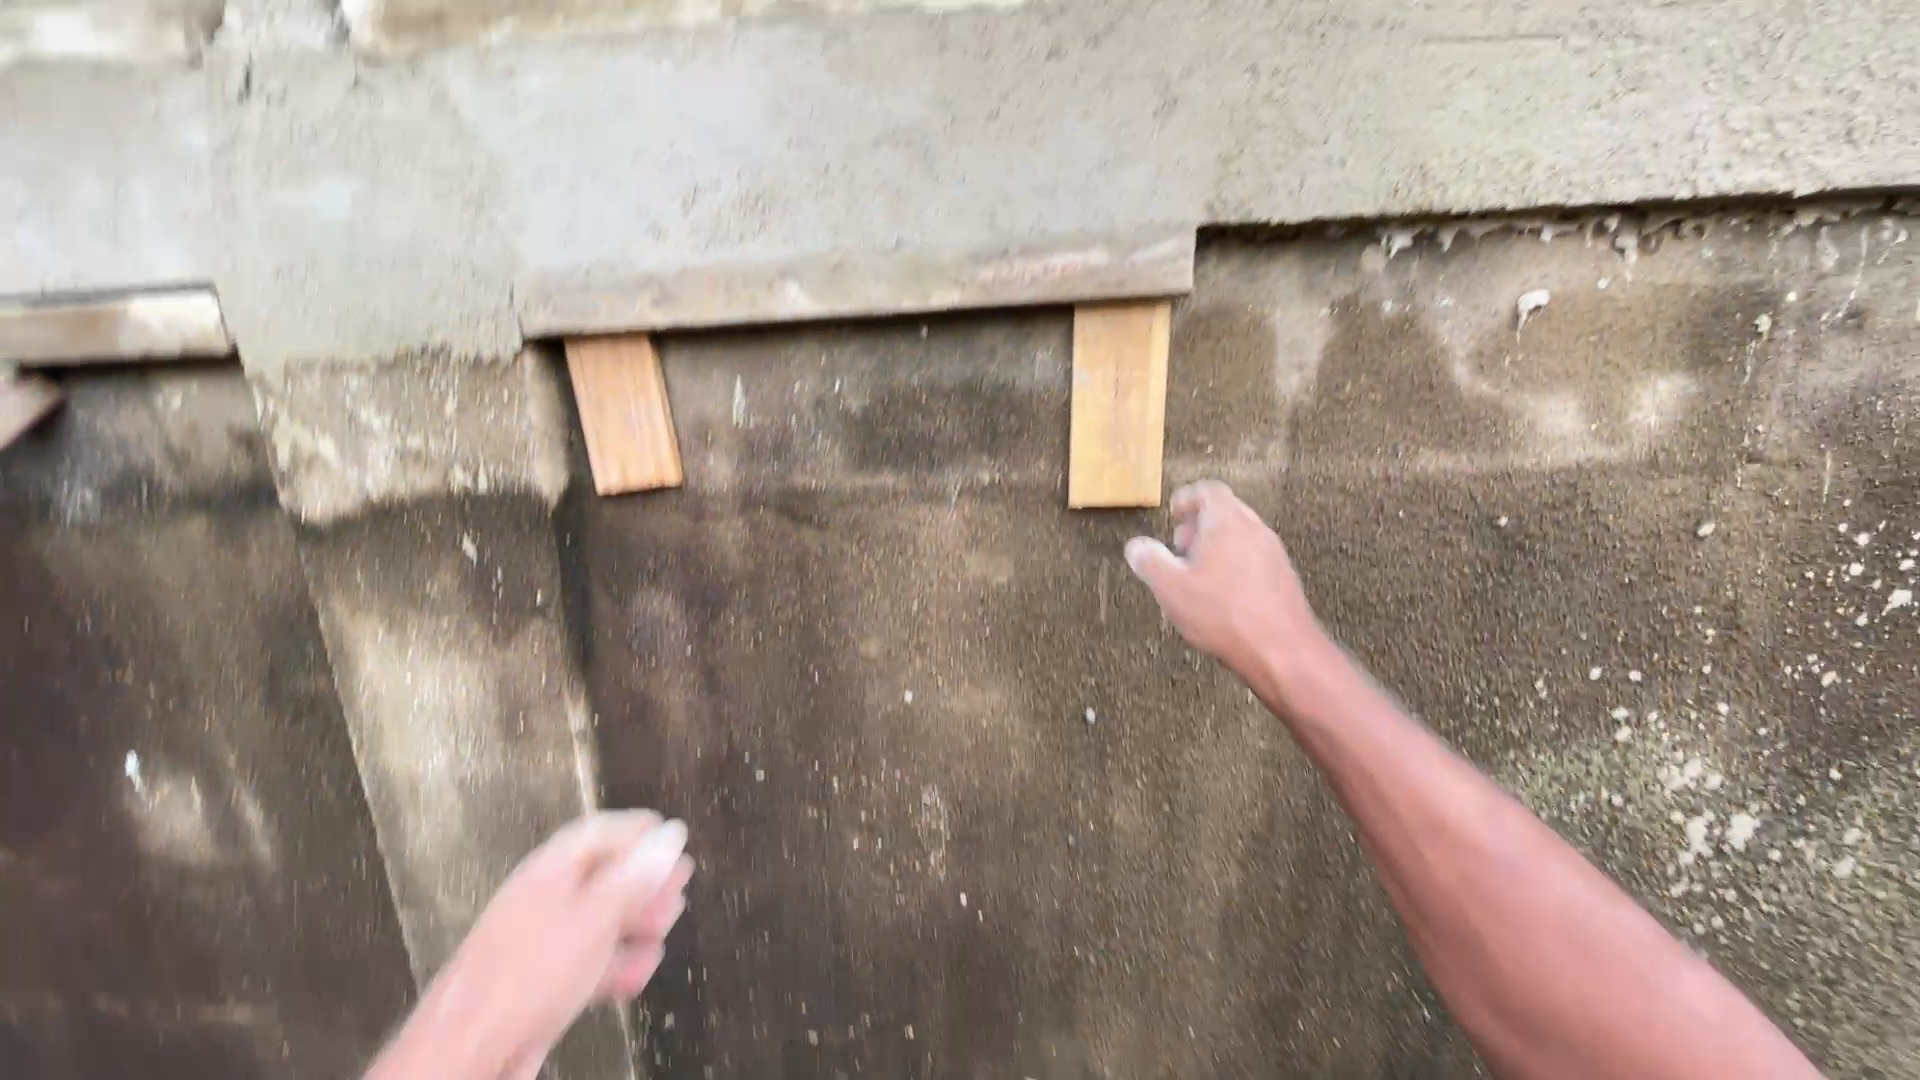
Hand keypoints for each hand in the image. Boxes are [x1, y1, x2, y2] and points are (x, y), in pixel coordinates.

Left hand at [381, 811, 693, 1079]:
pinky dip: (616, 962)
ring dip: (635, 923)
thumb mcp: (594, 918)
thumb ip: (634, 877)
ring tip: (663, 928)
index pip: (598, 833)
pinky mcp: (539, 983)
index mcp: (548, 873)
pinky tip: (635, 971)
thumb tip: (667, 837)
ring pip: (597, 921)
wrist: (466, 1055)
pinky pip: (587, 962)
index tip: (666, 834)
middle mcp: (541, 902)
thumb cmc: (517, 984)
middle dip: (643, 882)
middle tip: (675, 884)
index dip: (636, 831)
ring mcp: (538, 944)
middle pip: (602, 876)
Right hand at [1124, 480, 1325, 682]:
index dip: (1187, 498)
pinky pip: (1252, 559)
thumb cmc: (1221, 612)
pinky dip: (1232, 565)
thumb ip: (1150, 561)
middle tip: (1178, 549)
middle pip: (1225, 512)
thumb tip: (1136, 546)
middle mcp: (1255, 530)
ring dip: (1215, 548)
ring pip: (1239, 537)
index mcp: (1227, 522)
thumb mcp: (1171, 588)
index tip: (1172, 515)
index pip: (1208, 491)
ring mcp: (1273, 554)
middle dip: (1198, 526)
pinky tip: (1219, 598)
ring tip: (1194, 577)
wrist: (1281, 650)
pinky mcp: (1283, 579)